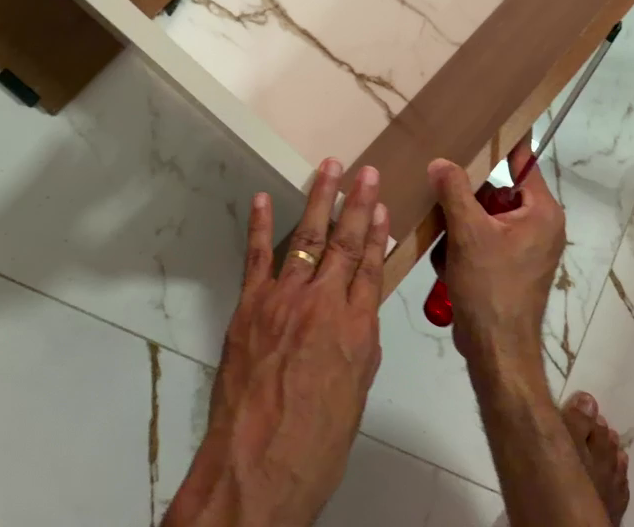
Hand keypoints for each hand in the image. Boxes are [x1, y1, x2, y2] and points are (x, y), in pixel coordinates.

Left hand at [164, 159, 389, 526]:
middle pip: (345, 242)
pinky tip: (262, 199)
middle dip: (357, 203)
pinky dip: (258, 225)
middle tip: (366, 171)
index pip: (371, 265)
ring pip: (306, 237)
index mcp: (358, 326)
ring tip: (329, 168)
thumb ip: (360, 342)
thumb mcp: (357, 390)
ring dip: (319, 199)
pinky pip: (256, 257)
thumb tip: (361, 309)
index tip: (383, 204)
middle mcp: (325, 302)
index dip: (378, 232)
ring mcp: (285, 299)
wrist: (259, 463)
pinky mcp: (250, 306)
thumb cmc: (318, 440)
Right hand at [427, 154, 565, 371]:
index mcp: (541, 212)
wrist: (496, 352)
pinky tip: (448, 263)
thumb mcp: (468, 233)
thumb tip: (441, 161)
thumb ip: (454, 191)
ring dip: (460, 227)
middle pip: (497, 192)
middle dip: (467, 199)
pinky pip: (484, 242)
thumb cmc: (490, 287)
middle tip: (442, 195)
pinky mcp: (511, 270)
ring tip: (445, 242)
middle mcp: (540, 226)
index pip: (522, 163)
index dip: (501, 145)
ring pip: (485, 218)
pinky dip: (464, 248)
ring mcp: (527, 250)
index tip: (481, 124)